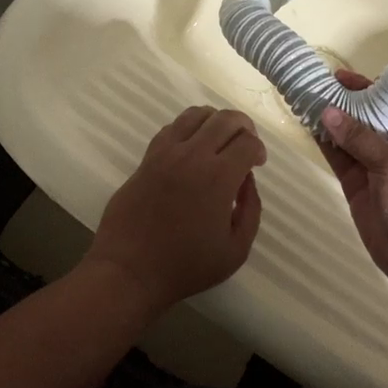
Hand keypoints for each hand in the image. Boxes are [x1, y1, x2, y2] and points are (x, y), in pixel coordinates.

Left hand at [84, 106, 264, 312]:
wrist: (128, 273)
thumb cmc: (184, 267)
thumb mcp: (235, 251)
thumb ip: (251, 210)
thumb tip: (247, 181)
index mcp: (218, 177)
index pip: (248, 142)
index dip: (259, 149)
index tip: (257, 164)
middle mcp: (193, 156)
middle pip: (226, 119)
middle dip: (244, 126)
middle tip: (245, 146)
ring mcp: (166, 153)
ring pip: (197, 114)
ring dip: (215, 121)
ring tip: (219, 141)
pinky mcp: (147, 158)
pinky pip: (172, 127)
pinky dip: (189, 129)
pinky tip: (191, 149)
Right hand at [318, 70, 387, 274]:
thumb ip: (359, 137)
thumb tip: (327, 111)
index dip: (387, 86)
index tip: (363, 76)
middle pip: (374, 114)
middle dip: (354, 99)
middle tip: (328, 82)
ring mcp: (374, 164)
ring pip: (352, 134)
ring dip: (335, 118)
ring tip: (312, 96)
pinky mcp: (356, 182)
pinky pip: (339, 156)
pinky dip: (326, 141)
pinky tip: (309, 123)